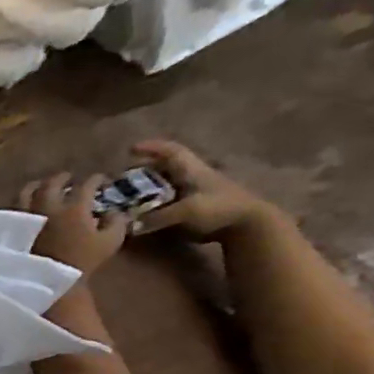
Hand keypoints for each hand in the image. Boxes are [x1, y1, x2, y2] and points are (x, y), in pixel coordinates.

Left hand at [21, 172, 130, 273]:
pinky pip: (14, 209)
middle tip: (69, 177)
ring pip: (28, 192)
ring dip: (38, 185)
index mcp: (74, 208)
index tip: (100, 180)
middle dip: (63, 177)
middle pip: (53, 183)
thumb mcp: (111, 241)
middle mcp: (49, 207)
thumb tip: (114, 211)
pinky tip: (27, 204)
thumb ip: (117, 221)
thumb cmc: (83, 262)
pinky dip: (22, 202)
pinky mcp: (15, 229)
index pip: (87, 185)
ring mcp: (29, 217)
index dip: (96, 179)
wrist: (50, 282)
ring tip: (42, 185)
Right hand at [131, 139, 282, 239]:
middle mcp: (193, 177)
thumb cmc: (219, 209)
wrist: (247, 224)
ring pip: (167, 183)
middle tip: (125, 178)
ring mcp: (195, 192)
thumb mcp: (186, 211)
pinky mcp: (196, 207)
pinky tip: (145, 211)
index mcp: (192, 170)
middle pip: (166, 167)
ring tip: (130, 195)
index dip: (152, 147)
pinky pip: (169, 200)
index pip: (171, 151)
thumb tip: (130, 226)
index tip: (131, 148)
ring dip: (149, 187)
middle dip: (145, 170)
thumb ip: (156, 218)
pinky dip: (155, 202)